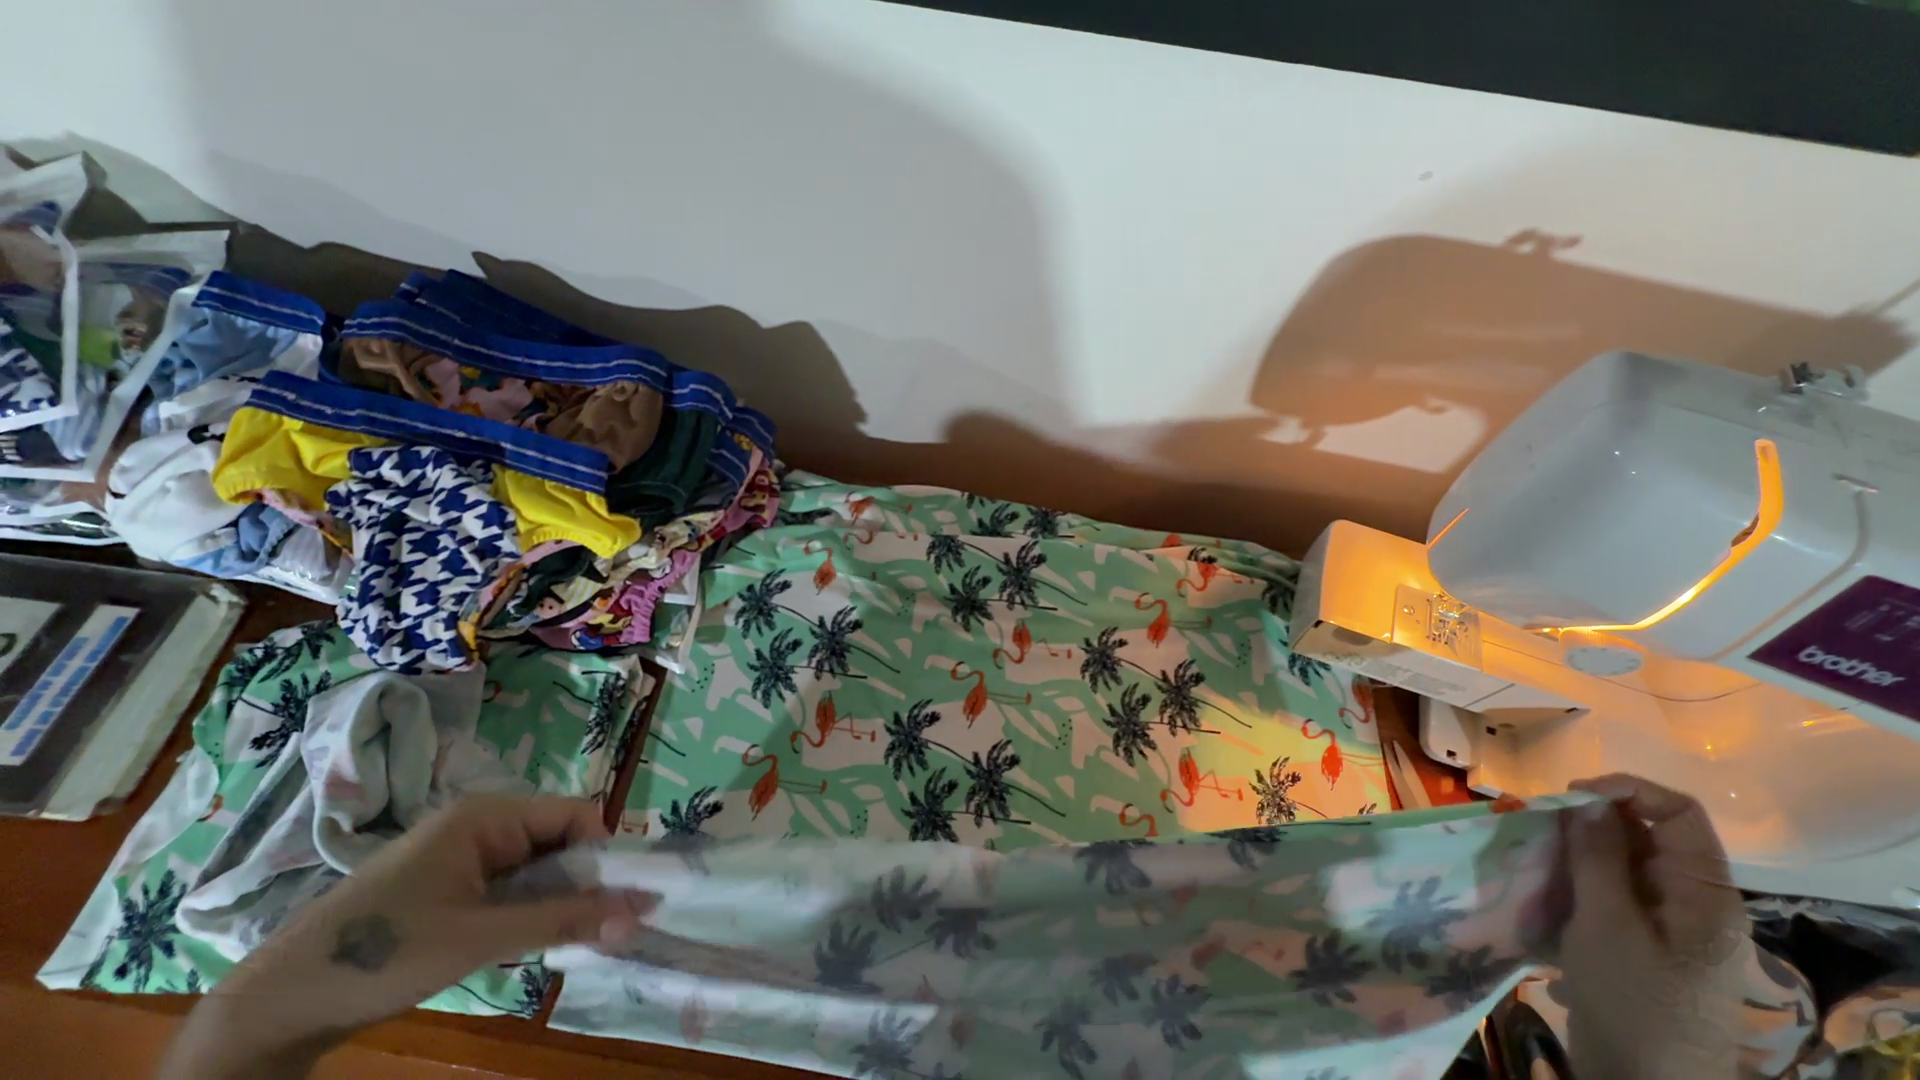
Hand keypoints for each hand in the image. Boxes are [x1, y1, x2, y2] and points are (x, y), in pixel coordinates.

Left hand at [159, 795, 654, 1079]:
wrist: (278, 1003)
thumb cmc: (385, 954)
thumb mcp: (483, 938)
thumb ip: (566, 920)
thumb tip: (645, 909)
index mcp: (486, 815)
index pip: (577, 814)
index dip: (606, 853)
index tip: (624, 901)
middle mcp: (479, 824)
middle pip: (559, 840)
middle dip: (585, 883)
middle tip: (600, 930)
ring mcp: (461, 856)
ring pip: (538, 869)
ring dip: (557, 903)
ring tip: (564, 943)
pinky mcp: (449, 887)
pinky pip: (511, 889)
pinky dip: (529, 914)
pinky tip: (527, 946)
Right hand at [1557, 774, 1748, 1079]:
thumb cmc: (1635, 1002)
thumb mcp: (1608, 925)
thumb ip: (1597, 858)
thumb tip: (1586, 798)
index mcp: (1703, 892)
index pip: (1678, 812)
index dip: (1626, 790)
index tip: (1567, 795)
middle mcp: (1688, 898)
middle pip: (1644, 833)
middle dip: (1587, 819)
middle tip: (1532, 822)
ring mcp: (1661, 922)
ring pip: (1617, 861)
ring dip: (1571, 850)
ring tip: (1526, 852)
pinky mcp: (1634, 941)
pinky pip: (1604, 891)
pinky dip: (1570, 879)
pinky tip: (1535, 886)